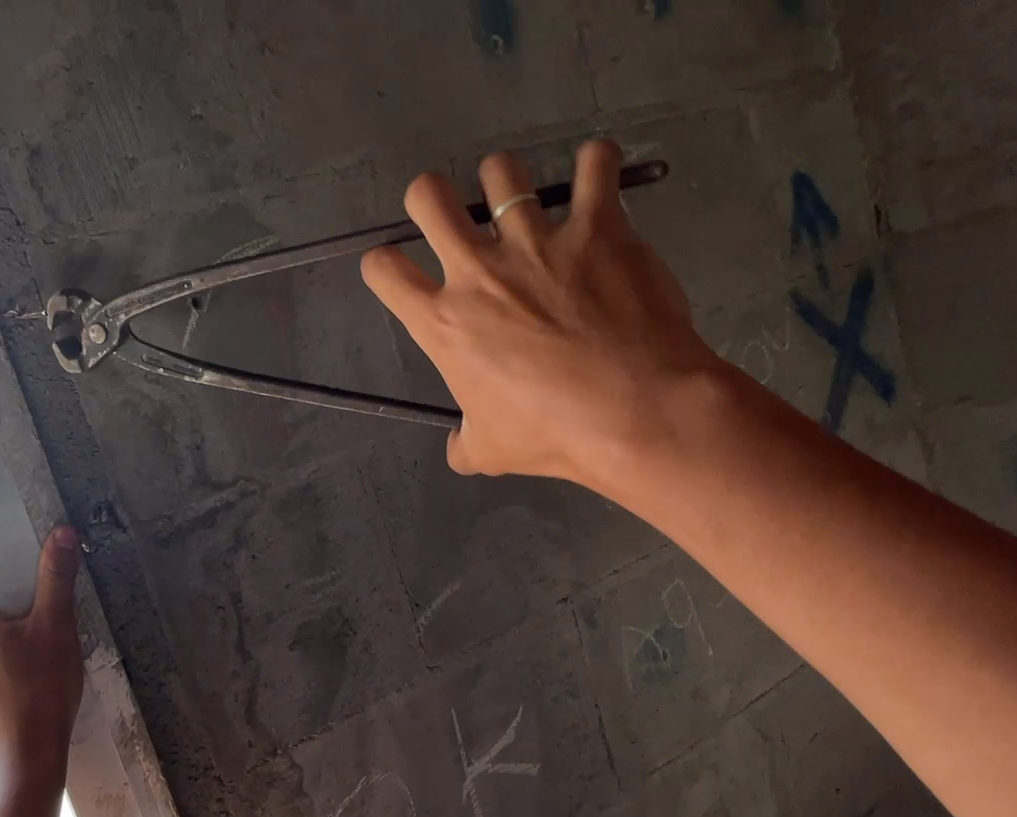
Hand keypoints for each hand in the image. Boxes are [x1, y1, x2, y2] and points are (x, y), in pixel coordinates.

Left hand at [0, 526, 84, 791]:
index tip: (33, 575)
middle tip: (48, 608)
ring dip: (12, 624)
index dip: (2, 566)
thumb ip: (56, 577)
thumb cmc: (41, 689)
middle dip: (13, 596)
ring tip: (46, 639)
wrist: (29, 757)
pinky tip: (36, 664)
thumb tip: (61, 532)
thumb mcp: (55, 626)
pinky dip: (8, 648)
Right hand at [361, 139, 727, 490]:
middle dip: (430, 196)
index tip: (395, 270)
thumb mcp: (490, 451)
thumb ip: (464, 443)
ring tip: (522, 197)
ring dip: (505, 178)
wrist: (633, 411)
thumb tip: (459, 451)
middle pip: (428, 197)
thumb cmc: (551, 433)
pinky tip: (595, 175)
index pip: (384, 270)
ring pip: (501, 170)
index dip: (382, 265)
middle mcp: (479, 271)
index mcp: (444, 323)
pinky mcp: (598, 226)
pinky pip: (594, 166)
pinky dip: (594, 165)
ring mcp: (537, 241)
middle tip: (449, 213)